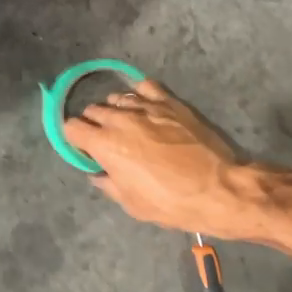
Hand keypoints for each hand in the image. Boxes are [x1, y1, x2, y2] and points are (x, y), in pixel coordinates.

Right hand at [62, 80, 263, 237]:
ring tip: (127, 123)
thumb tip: (97, 173)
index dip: (74, 137)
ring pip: (116, 98)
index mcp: (105, 145)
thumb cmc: (172, 203)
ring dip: (115, 110)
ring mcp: (146, 107)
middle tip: (107, 139)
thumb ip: (108, 184)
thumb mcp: (132, 204)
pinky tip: (143, 105)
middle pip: (92, 110)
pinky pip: (144, 86)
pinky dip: (138, 94)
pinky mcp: (169, 102)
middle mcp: (120, 120)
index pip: (72, 127)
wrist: (219, 190)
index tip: (83, 146)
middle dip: (94, 124)